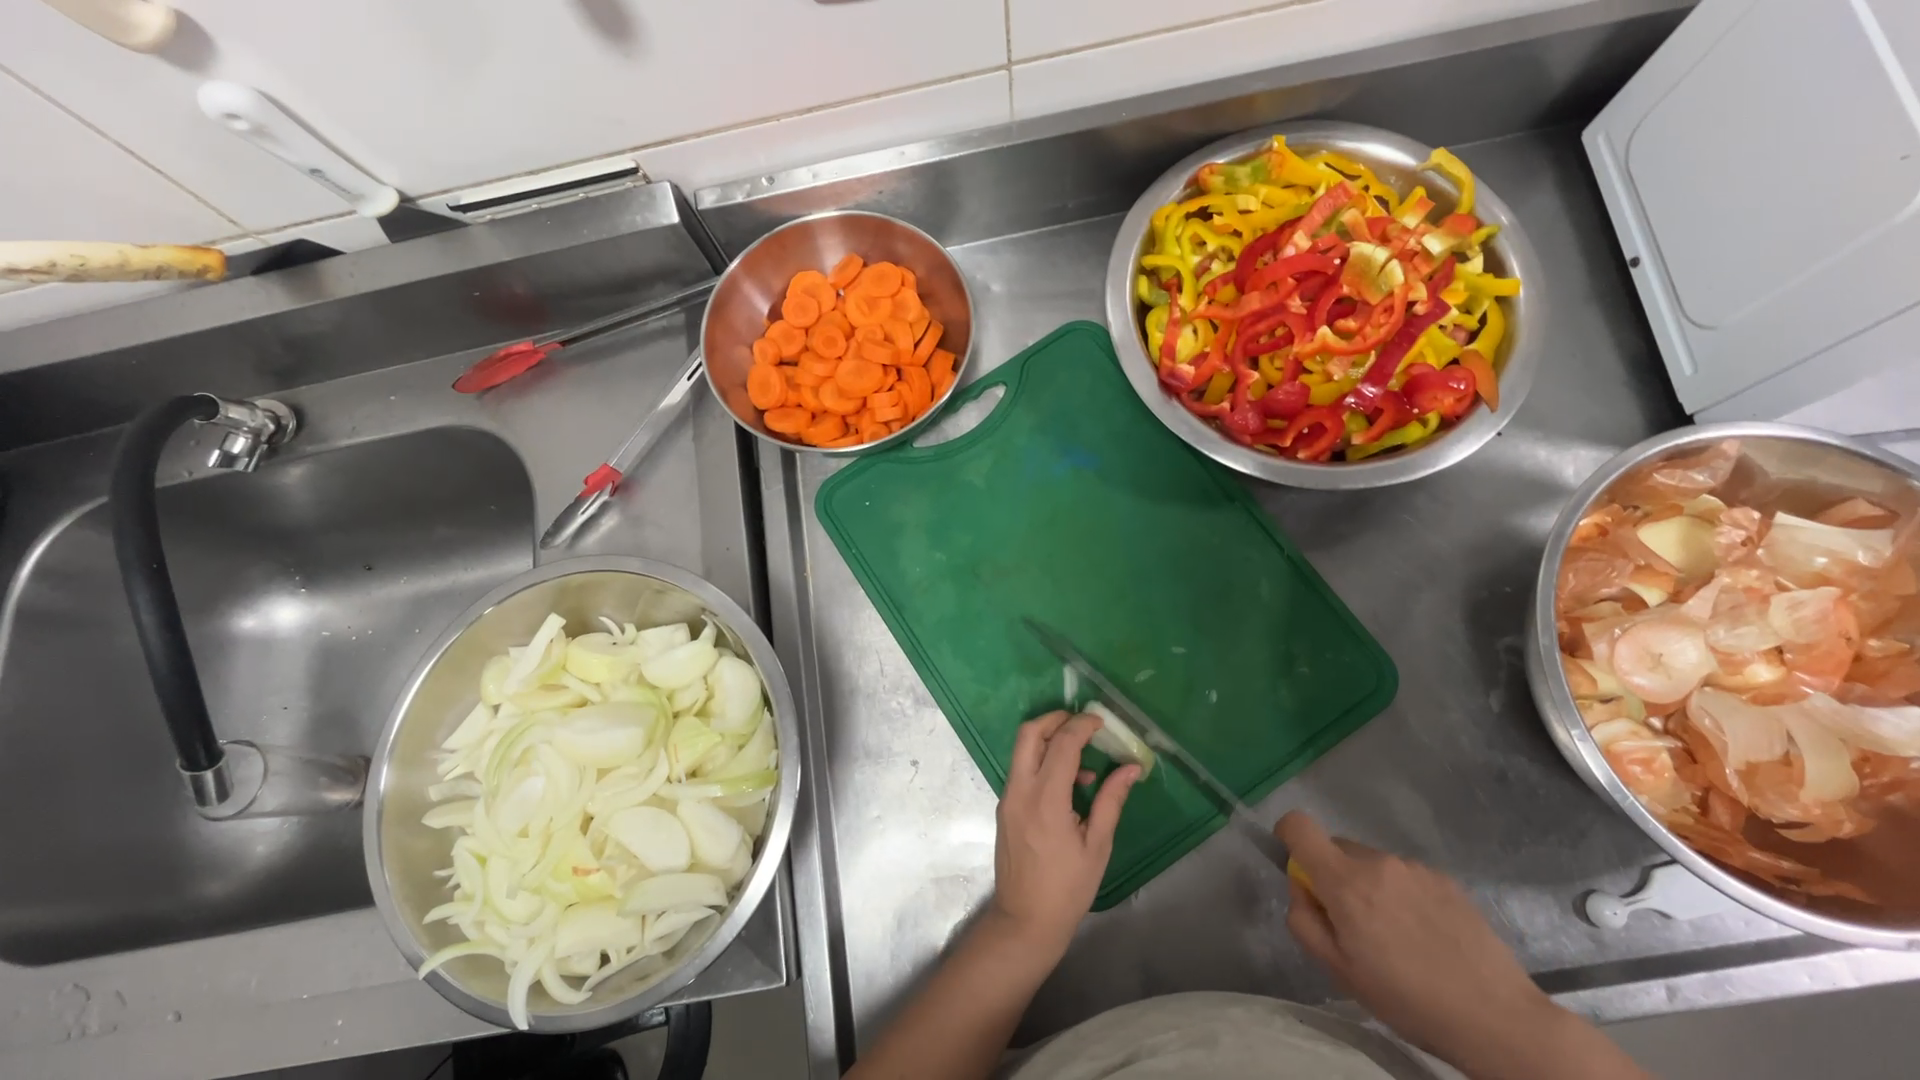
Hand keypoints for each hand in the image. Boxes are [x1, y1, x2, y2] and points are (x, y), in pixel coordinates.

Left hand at [988, 711, 1139, 957]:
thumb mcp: (1097, 845)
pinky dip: (1042, 763)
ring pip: (1022, 750)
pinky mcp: (1005, 808)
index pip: (1062, 744)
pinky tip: (1069, 786)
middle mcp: (1020, 791)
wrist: (1025, 920)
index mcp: (1046, 800)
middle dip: (1055, 720)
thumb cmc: (1067, 888)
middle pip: (1029, 734)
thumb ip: (1111, 800)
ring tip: (1084, 764)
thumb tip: (1131, 768)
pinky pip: (1022, 771)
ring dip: (1049, 741)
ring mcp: (1008, 798)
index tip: (1101, 722)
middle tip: (1083, 724)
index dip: (1082, 725)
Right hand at [1277, 812, 1559, 1069]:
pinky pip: (1406, 877)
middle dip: (1333, 876)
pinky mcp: (1447, 880)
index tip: (1301, 875)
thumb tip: (1301, 889)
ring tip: (1396, 938)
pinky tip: (1425, 938)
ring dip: (1370, 888)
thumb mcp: (1338, 970)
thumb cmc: (1406, 999)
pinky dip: (1402, 896)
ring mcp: (1416, 869)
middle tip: (1353, 927)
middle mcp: (1379, 862)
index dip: (1288, 839)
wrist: (1496, 1017)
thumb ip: (1303, 920)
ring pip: (1373, 864)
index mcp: (1345, 881)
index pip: (1299, 826)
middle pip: (1336, 848)